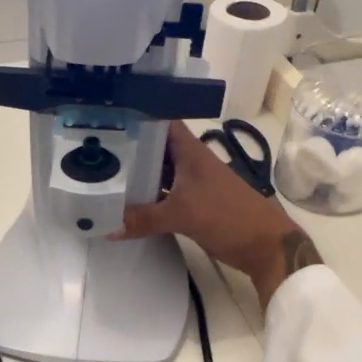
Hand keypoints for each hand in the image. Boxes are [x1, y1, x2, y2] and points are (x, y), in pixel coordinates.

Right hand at [113, 124, 321, 306]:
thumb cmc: (227, 217)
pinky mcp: (195, 204)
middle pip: (157, 148)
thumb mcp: (182, 215)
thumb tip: (108, 228)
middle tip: (97, 150)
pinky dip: (149, 199)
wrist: (265, 245)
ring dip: (139, 176)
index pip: (161, 122)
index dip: (138, 115)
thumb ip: (144, 219)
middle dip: (131, 148)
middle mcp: (191, 162)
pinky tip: (128, 204)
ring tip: (105, 174)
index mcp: (191, 152)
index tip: (109, 117)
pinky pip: (166, 195)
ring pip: (161, 173)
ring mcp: (194, 184)